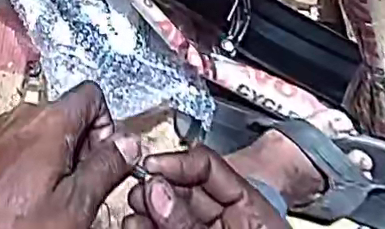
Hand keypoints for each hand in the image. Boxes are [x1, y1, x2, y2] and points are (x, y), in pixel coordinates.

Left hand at [0, 82, 140, 228]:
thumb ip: (105, 168)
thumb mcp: (73, 206)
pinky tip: (29, 199)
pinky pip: (24, 143)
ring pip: (47, 130)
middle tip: (81, 190)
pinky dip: (35, 164)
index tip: (105, 161)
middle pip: (70, 114)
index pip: (93, 94)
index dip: (107, 128)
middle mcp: (25, 113)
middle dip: (83, 148)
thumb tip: (129, 142)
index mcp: (50, 118)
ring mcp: (4, 127)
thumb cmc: (9, 225)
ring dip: (59, 159)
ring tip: (53, 200)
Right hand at [125, 135, 324, 228]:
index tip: (148, 169)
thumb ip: (191, 225)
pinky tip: (136, 228)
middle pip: (184, 190)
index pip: (208, 165)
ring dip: (149, 215)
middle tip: (136, 200)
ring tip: (133, 221)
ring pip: (172, 216)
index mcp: (251, 212)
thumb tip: (156, 188)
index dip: (176, 161)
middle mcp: (230, 223)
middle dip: (157, 191)